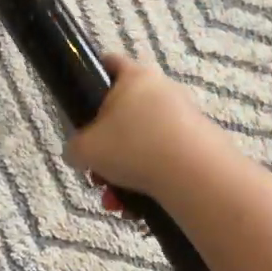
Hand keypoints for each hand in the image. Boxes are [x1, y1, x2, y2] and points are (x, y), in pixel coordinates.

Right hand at [66, 53, 227, 197]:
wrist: (193, 173)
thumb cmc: (131, 148)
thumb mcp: (84, 149)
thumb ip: (74, 147)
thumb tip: (79, 152)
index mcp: (134, 78)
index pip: (109, 63)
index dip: (90, 76)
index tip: (80, 99)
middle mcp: (161, 89)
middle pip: (121, 115)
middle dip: (104, 149)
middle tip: (95, 173)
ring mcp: (182, 115)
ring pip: (139, 143)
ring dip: (120, 174)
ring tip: (114, 201)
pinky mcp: (197, 141)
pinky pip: (159, 159)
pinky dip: (144, 182)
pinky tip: (134, 207)